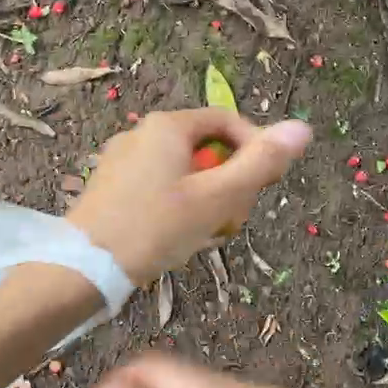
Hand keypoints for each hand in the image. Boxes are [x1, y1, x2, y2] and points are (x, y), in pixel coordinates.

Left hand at [65, 109, 309, 285]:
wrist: (85, 265)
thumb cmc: (155, 228)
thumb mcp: (216, 198)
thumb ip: (260, 164)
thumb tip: (302, 128)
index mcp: (166, 127)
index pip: (227, 122)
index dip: (255, 150)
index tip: (265, 186)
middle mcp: (140, 134)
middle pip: (204, 150)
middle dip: (226, 185)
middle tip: (230, 221)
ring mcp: (120, 161)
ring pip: (183, 174)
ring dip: (203, 203)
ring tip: (201, 237)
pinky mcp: (110, 188)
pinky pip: (157, 189)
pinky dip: (175, 209)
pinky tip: (174, 240)